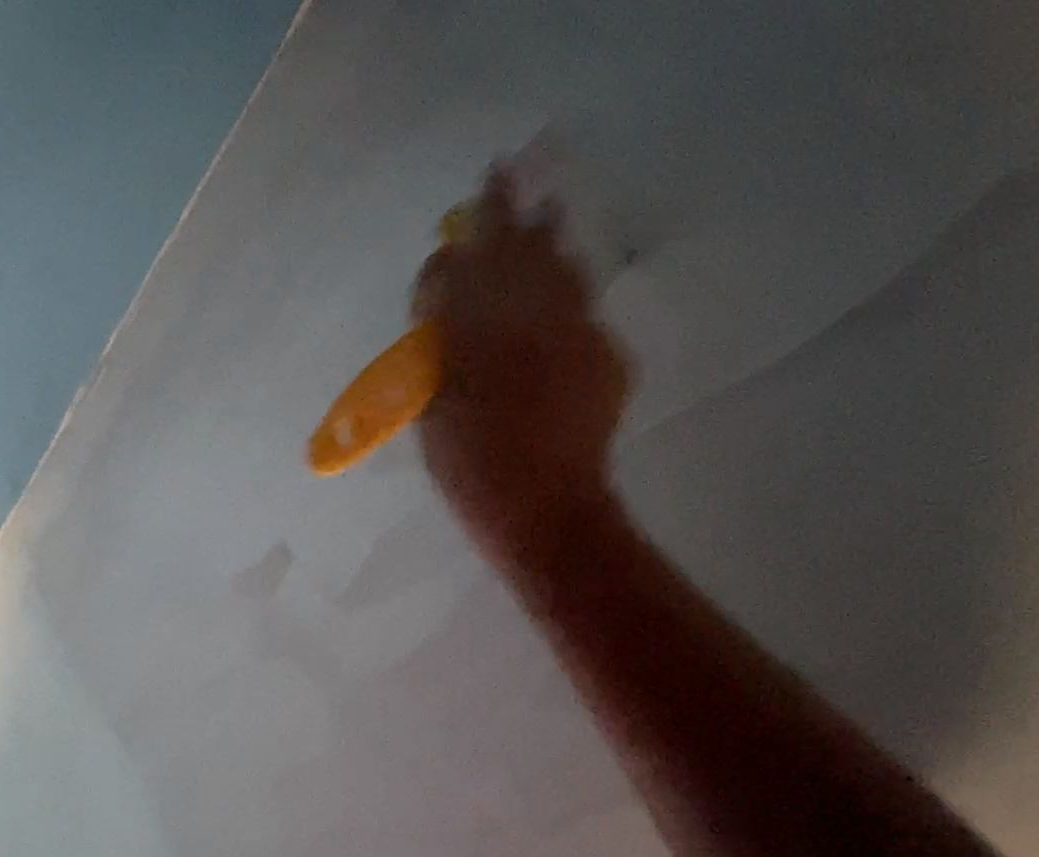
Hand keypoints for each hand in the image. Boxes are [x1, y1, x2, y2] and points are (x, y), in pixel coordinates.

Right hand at [412, 167, 632, 558]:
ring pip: (564, 272)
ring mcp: (577, 336)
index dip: (478, 223)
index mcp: (482, 328)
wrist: (538, 504)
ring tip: (549, 209)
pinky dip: (570, 297)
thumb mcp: (433, 399)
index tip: (482, 189)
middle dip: (516, 213)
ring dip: (552, 240)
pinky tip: (566, 290)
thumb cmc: (468, 459)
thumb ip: (441, 341)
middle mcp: (533, 319)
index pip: (476, 260)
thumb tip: (446, 298)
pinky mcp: (605, 359)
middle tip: (513, 172)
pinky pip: (584, 313)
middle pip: (525, 253)